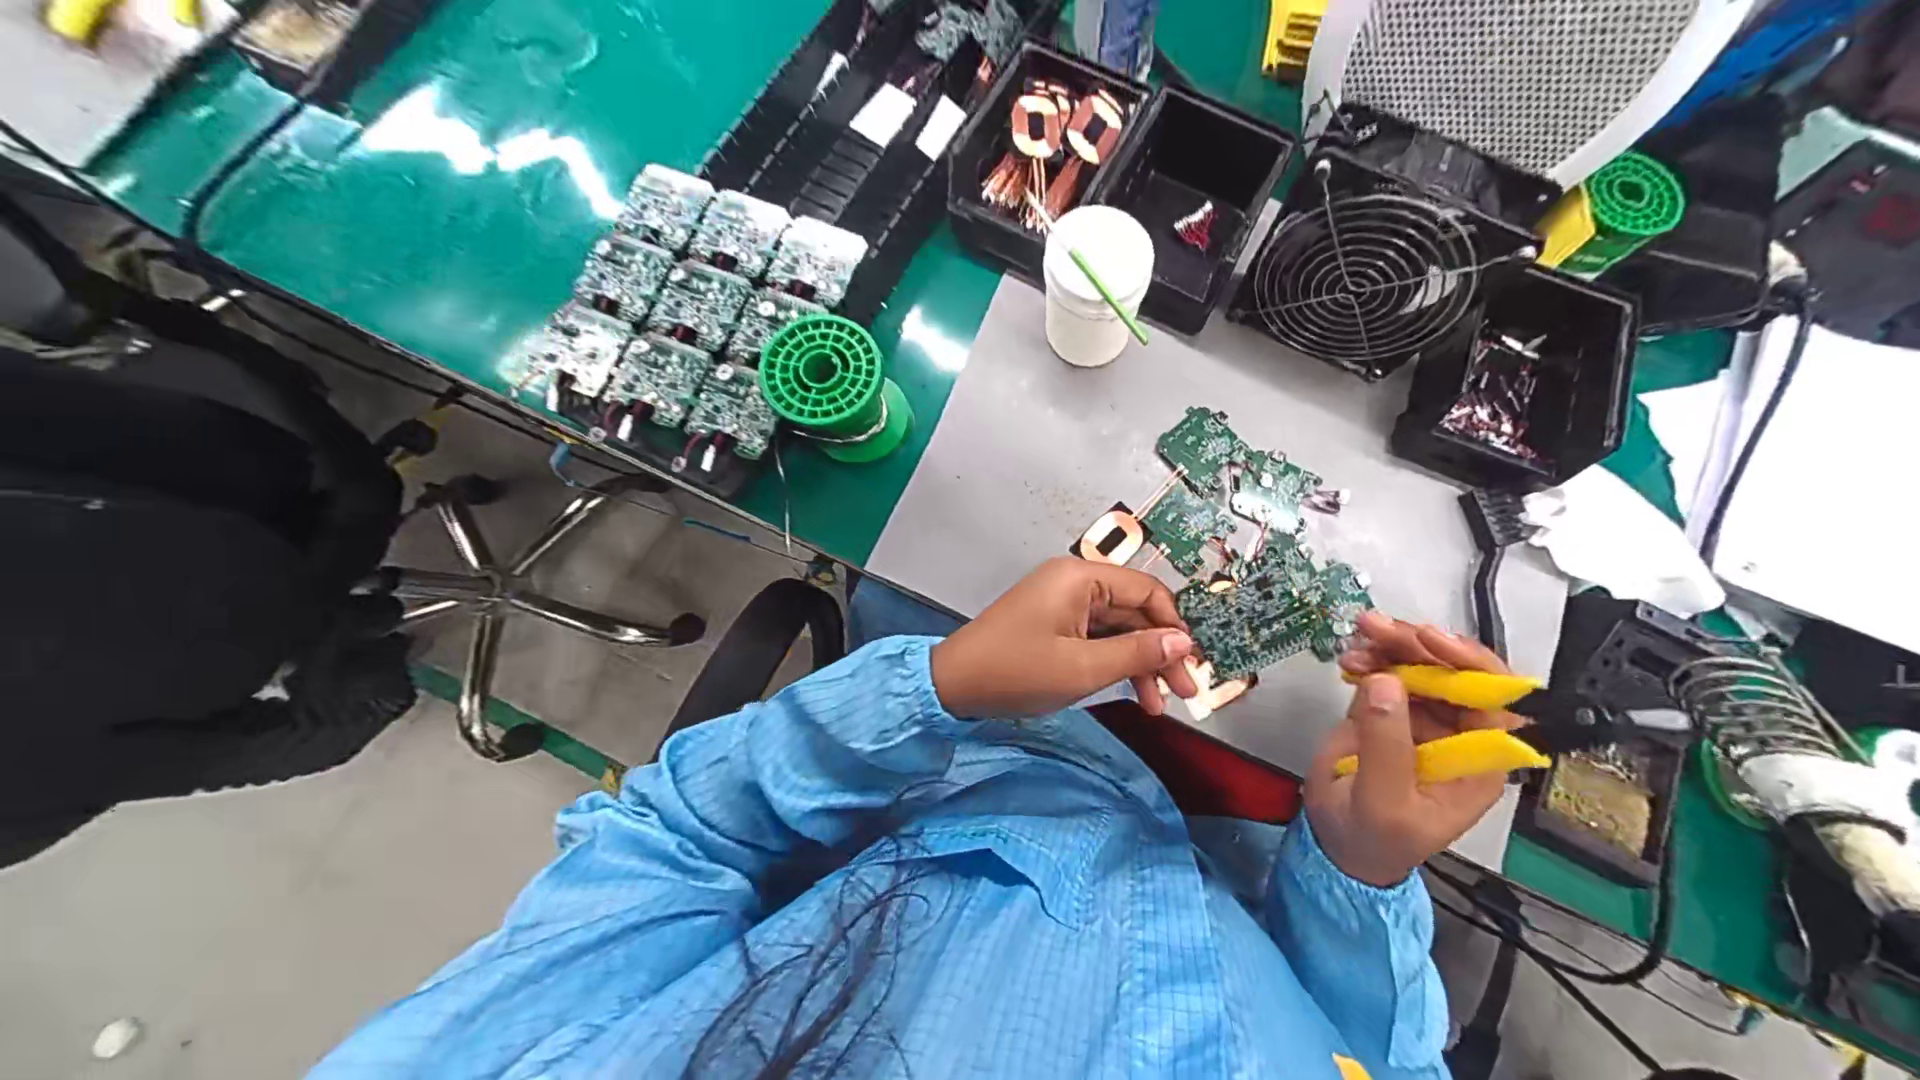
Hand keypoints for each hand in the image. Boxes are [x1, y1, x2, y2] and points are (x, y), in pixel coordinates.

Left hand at [931, 557, 1199, 717]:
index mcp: (1080, 578)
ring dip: (1138, 662)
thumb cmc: (1015, 672)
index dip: (1174, 627)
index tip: (1189, 665)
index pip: (1147, 591)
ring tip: (1156, 704)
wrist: (954, 685)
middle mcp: (1073, 581)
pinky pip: (1094, 636)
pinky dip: (1112, 661)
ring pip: (1116, 627)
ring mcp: (1060, 601)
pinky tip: (1128, 692)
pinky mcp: (1052, 621)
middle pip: (1133, 610)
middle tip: (1184, 693)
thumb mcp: (1084, 668)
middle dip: (1159, 651)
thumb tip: (1182, 641)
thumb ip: (1138, 652)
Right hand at [1304, 612, 1523, 886]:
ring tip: (1356, 638)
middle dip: (1418, 644)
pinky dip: (1368, 658)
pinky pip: (1385, 672)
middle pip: (1453, 673)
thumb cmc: (1372, 835)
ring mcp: (1419, 719)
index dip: (1470, 664)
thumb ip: (1387, 744)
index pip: (1494, 701)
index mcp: (1477, 760)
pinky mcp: (1384, 710)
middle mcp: (1456, 733)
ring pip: (1418, 666)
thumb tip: (1386, 681)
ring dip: (1390, 645)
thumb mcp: (1383, 800)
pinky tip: (1349, 658)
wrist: (1336, 843)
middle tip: (1376, 626)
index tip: (1429, 640)